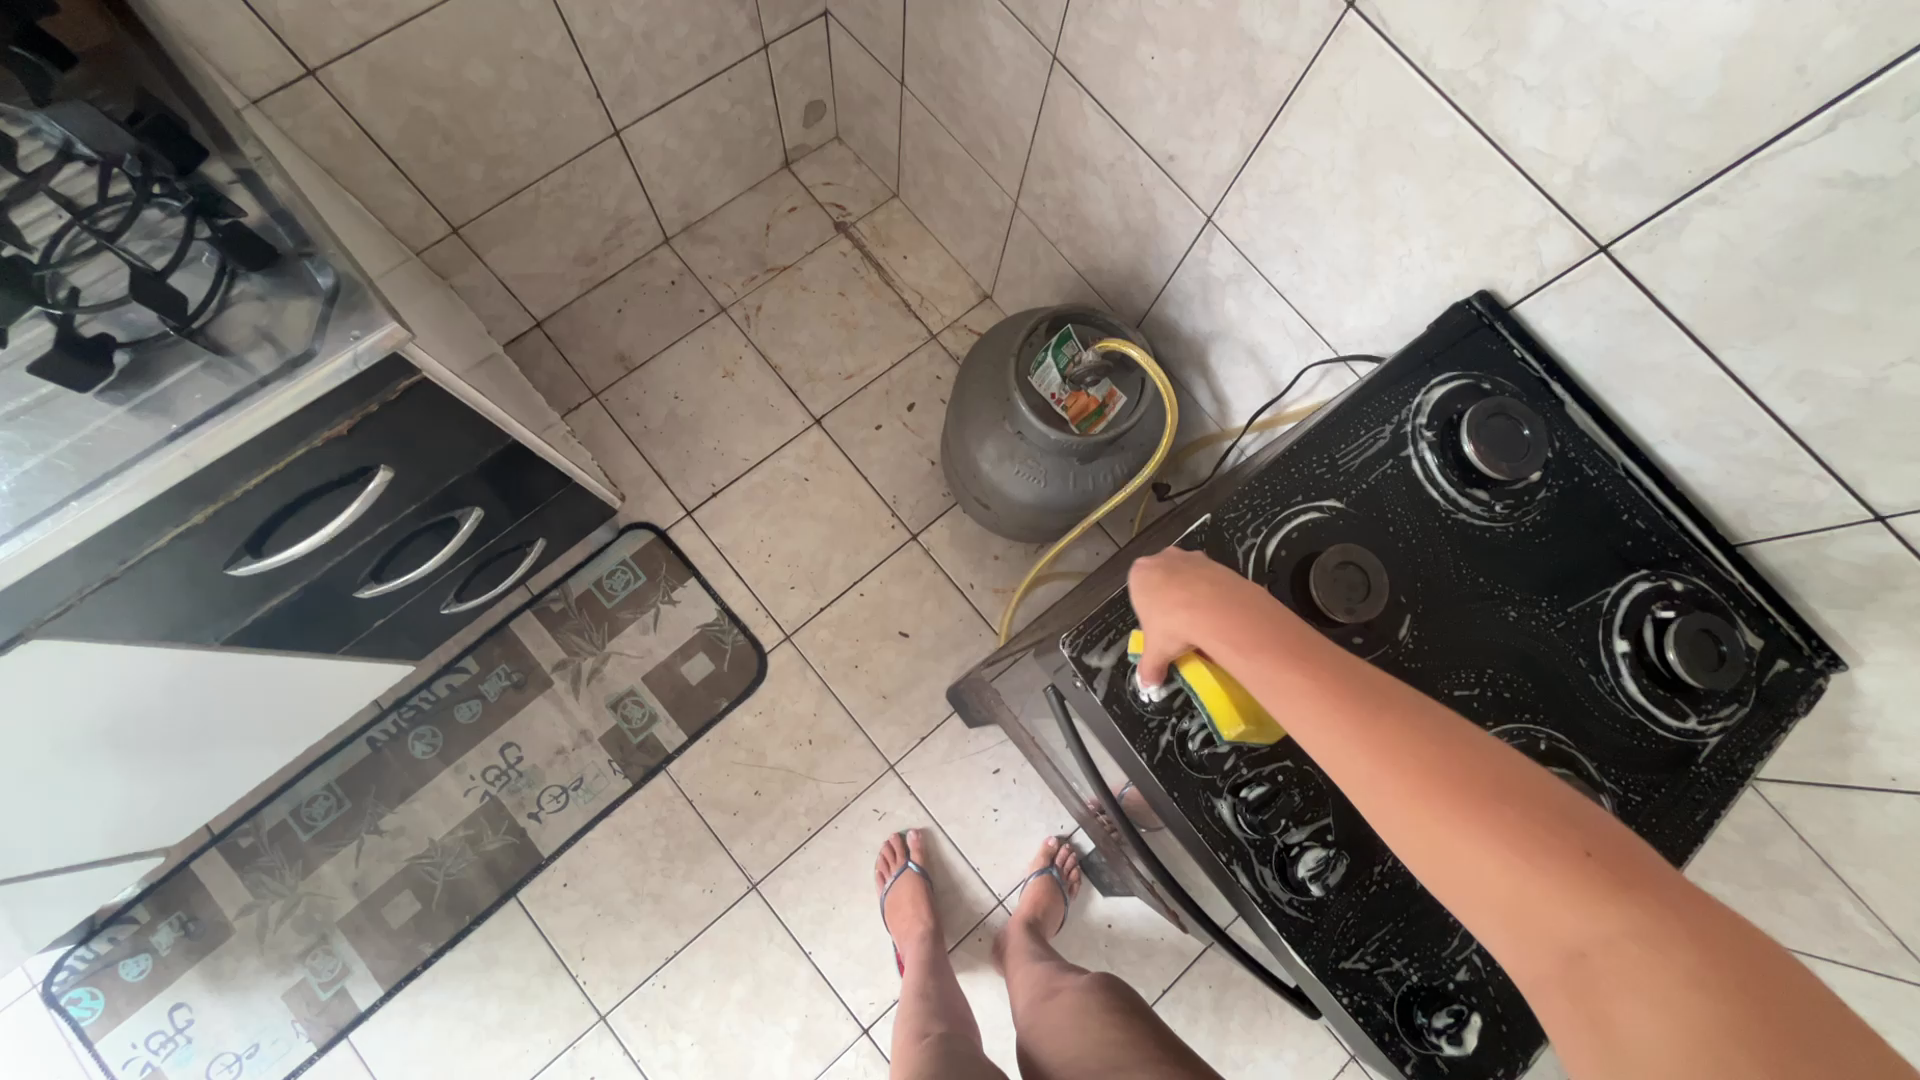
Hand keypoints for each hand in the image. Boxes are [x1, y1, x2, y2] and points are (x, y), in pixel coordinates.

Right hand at [1127, 548, 1275, 688]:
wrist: (1215, 609)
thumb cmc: (1173, 625)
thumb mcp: (1156, 651)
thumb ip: (1149, 667)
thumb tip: (1147, 686)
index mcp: (1139, 574)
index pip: (1140, 591)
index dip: (1151, 611)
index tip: (1161, 627)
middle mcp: (1162, 559)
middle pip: (1164, 580)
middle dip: (1171, 599)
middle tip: (1180, 624)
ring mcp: (1190, 557)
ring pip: (1188, 577)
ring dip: (1193, 594)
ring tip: (1202, 620)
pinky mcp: (1216, 561)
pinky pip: (1211, 578)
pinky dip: (1213, 593)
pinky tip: (1217, 613)